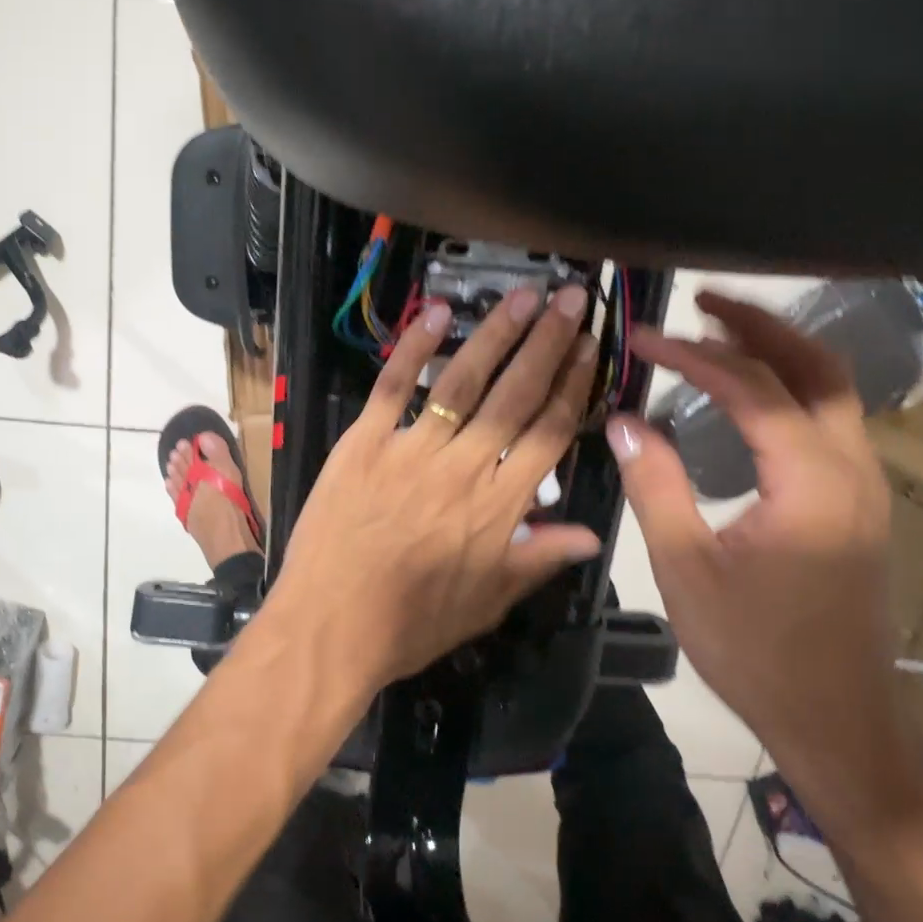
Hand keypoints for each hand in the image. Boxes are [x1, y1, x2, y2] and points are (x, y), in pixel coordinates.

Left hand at [257, 284, 606, 687]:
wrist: (329, 625)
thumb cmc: (410, 624)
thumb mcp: (486, 604)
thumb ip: (537, 560)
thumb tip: (593, 535)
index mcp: (499, 507)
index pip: (548, 433)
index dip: (574, 386)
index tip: (592, 347)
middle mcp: (462, 468)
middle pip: (515, 396)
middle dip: (548, 343)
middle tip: (573, 298)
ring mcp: (410, 450)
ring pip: (462, 382)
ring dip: (495, 335)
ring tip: (525, 296)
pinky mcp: (362, 443)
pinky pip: (390, 388)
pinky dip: (412, 348)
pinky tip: (436, 313)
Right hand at [607, 291, 896, 760]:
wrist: (836, 720)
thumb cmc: (754, 649)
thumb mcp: (684, 568)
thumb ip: (655, 483)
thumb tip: (624, 418)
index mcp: (811, 483)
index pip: (753, 388)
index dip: (692, 355)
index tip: (638, 339)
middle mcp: (853, 471)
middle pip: (818, 368)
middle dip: (759, 324)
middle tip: (699, 301)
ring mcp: (867, 488)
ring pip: (834, 392)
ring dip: (780, 351)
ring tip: (720, 332)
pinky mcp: (859, 506)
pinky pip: (832, 422)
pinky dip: (791, 388)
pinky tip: (750, 396)